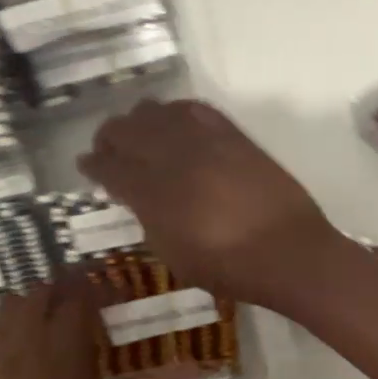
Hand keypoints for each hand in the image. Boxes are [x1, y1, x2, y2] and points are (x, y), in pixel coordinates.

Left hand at [0, 275, 193, 378]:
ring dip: (37, 299)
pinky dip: (10, 320)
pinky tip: (24, 331)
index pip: (76, 307)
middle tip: (91, 289)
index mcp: (63, 371)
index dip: (96, 289)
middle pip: (40, 298)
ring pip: (10, 309)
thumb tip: (193, 369)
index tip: (116, 286)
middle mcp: (24, 359)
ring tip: (60, 306)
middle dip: (66, 286)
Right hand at [80, 99, 351, 308]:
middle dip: (110, 138)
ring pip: (157, 112)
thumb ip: (151, 221)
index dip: (93, 166)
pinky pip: (196, 109)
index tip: (86, 166)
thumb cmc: (232, 268)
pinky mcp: (235, 136)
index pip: (109, 167)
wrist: (291, 254)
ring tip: (140, 134)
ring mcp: (206, 142)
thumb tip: (138, 199)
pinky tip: (175, 122)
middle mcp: (174, 158)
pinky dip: (177, 112)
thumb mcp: (176, 255)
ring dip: (140, 120)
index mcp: (153, 193)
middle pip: (126, 130)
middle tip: (109, 150)